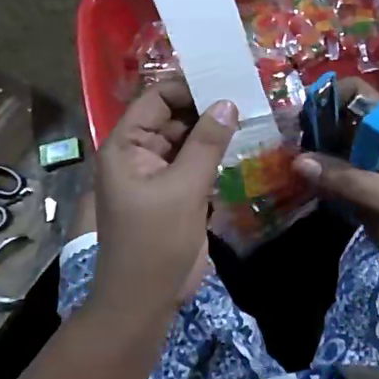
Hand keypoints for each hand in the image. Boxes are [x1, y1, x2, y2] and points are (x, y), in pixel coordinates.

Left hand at [89, 83, 236, 316]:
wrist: (145, 299)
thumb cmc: (155, 242)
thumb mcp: (183, 189)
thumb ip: (207, 144)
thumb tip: (228, 103)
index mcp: (126, 146)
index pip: (156, 100)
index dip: (189, 87)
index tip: (228, 80)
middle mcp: (139, 154)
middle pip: (173, 117)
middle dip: (207, 107)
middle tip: (249, 93)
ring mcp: (158, 174)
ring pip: (188, 140)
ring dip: (214, 131)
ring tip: (253, 114)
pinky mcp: (175, 193)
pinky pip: (195, 163)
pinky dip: (215, 155)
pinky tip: (244, 144)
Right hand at [292, 78, 378, 281]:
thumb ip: (342, 179)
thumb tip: (296, 161)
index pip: (356, 93)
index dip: (328, 97)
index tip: (301, 121)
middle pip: (341, 119)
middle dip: (313, 129)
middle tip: (285, 148)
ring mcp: (373, 167)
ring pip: (336, 149)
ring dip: (312, 155)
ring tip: (285, 167)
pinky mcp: (366, 191)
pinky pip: (337, 176)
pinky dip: (319, 178)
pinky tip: (299, 187)